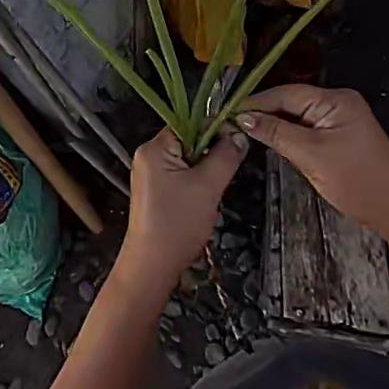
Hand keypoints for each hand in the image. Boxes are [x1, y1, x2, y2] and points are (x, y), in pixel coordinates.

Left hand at [122, 127, 247, 285]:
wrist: (152, 266)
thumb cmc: (177, 223)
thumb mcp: (208, 186)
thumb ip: (226, 156)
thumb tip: (240, 135)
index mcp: (154, 148)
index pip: (188, 122)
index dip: (215, 127)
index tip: (238, 139)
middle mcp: (148, 156)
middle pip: (188, 140)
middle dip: (211, 152)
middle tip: (226, 171)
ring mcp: (150, 174)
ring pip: (187, 159)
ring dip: (206, 170)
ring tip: (214, 189)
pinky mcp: (155, 191)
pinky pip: (181, 175)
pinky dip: (196, 182)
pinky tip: (204, 199)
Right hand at [237, 85, 388, 228]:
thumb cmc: (357, 180)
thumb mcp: (311, 154)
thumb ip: (275, 132)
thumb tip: (243, 118)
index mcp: (335, 100)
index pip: (286, 93)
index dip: (256, 102)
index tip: (229, 112)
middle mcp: (336, 103)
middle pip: (289, 103)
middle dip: (262, 113)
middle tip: (231, 123)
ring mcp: (337, 120)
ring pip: (294, 117)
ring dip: (272, 125)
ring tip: (242, 131)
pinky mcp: (335, 136)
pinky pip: (303, 129)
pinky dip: (286, 135)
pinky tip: (268, 141)